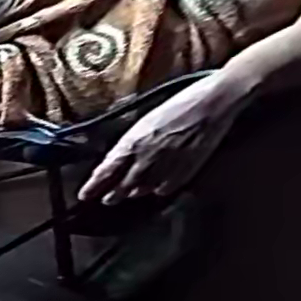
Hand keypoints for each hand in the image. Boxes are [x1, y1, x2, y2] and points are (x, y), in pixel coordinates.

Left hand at [79, 76, 243, 204]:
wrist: (216, 100)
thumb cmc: (176, 106)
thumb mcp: (141, 124)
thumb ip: (127, 145)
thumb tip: (113, 161)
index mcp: (130, 144)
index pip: (104, 172)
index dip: (93, 187)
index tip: (84, 196)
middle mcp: (146, 157)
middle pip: (123, 186)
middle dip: (113, 195)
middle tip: (108, 200)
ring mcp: (168, 163)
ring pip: (144, 188)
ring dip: (135, 193)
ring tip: (130, 195)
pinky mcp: (190, 166)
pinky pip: (170, 186)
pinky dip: (161, 189)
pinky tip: (157, 189)